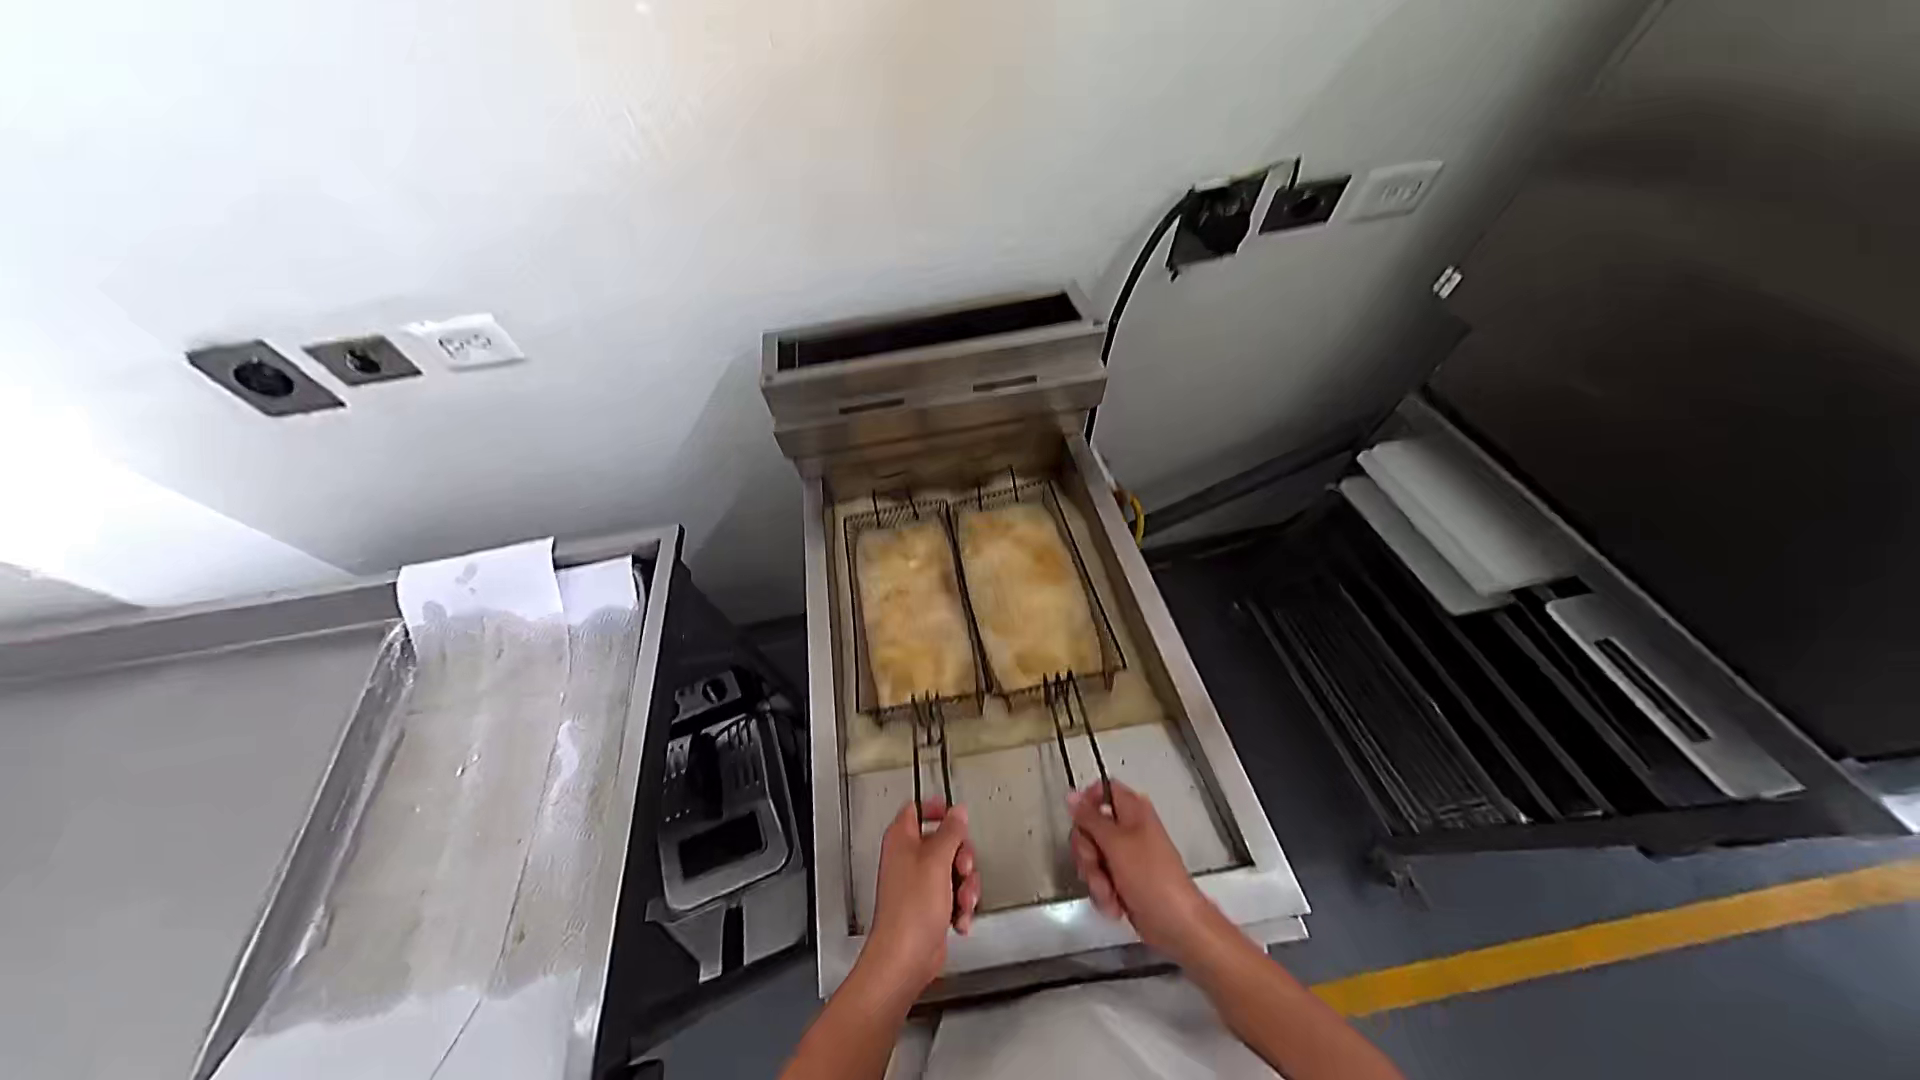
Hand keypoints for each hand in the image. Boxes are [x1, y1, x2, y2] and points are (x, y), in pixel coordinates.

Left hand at [857, 798, 980, 1001]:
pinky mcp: (929, 906)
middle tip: (961, 866)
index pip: (918, 808)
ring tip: (960, 899)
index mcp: (902, 839)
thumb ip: (951, 832)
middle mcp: (908, 859)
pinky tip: (958, 918)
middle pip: (944, 840)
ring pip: (953, 869)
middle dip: (961, 855)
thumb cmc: (910, 913)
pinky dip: (961, 906)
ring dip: (965, 885)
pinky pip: (954, 895)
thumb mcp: (937, 860)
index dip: (937, 808)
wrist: (906, 958)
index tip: (955, 815)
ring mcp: (918, 883)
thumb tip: (957, 813)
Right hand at [1068, 781, 1216, 959]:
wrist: (1175, 924)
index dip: (1087, 802)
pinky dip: (1103, 892)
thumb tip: (1072, 795)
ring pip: (1091, 855)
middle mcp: (1128, 829)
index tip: (1082, 824)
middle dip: (1087, 851)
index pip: (1101, 790)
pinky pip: (1098, 877)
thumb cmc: (1150, 876)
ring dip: (1094, 877)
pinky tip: (1114, 903)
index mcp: (1132, 810)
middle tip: (1097, 862)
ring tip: (1109, 890)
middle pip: (1089, 826)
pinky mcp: (1122, 880)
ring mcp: (1125, 856)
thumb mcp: (1115, 842)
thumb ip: (1089, 817)